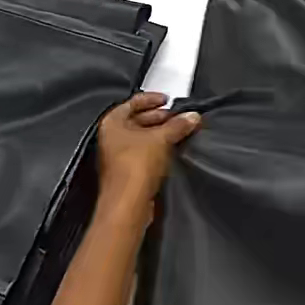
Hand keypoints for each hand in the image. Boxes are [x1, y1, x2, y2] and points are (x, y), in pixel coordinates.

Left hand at [96, 91, 201, 207]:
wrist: (128, 205)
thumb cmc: (135, 165)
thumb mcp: (161, 139)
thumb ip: (177, 125)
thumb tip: (192, 116)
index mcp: (112, 122)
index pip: (133, 102)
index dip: (152, 99)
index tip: (168, 100)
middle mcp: (112, 137)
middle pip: (138, 119)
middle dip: (160, 117)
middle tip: (179, 117)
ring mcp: (118, 155)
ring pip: (142, 137)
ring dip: (160, 134)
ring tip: (180, 131)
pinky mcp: (127, 172)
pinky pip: (144, 153)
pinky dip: (157, 149)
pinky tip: (172, 150)